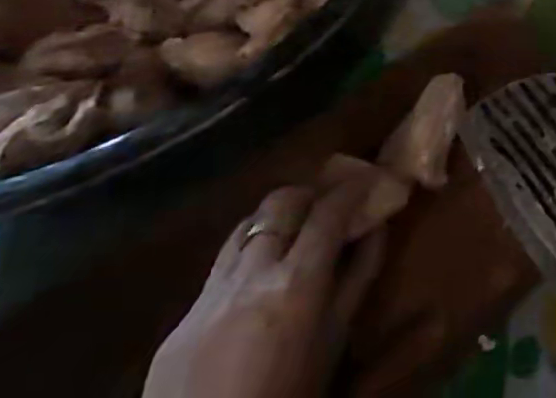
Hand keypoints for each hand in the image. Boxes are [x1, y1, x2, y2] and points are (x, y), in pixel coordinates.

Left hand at [144, 168, 391, 397]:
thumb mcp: (335, 340)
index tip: (368, 179)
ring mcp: (208, 295)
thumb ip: (358, 277)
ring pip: (244, 227)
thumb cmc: (291, 395)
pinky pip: (219, 268)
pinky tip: (255, 279)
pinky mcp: (179, 321)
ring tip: (291, 232)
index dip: (352, 188)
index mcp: (296, 283)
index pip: (329, 212)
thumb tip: (376, 227)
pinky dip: (246, 256)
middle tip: (327, 202)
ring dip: (273, 220)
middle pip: (280, 203)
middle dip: (308, 194)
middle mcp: (250, 276)